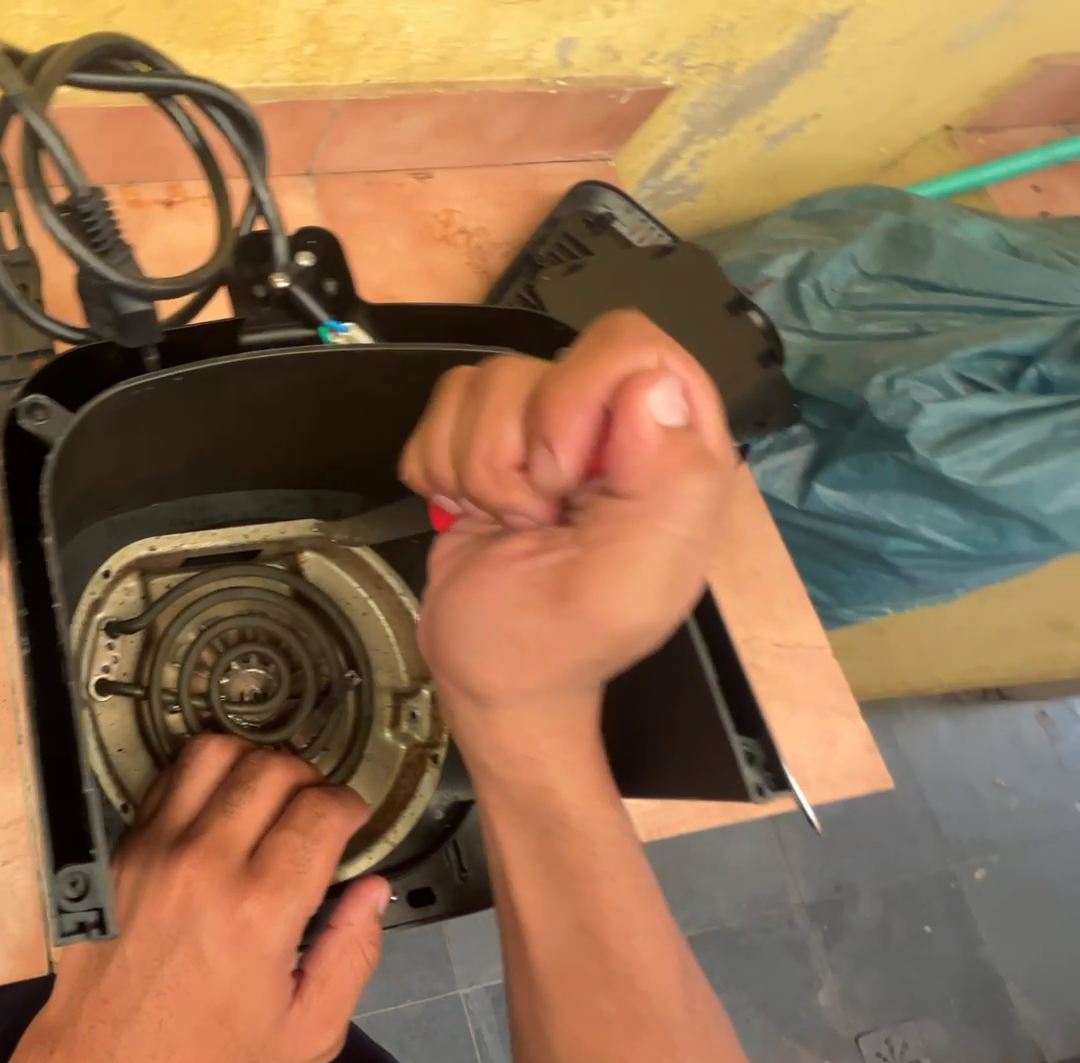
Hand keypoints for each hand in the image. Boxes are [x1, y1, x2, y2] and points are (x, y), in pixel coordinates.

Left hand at [5, 736, 392, 1062]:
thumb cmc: (200, 1057)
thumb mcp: (302, 1031)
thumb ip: (352, 954)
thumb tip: (373, 892)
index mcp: (258, 912)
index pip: (319, 813)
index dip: (349, 804)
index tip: (352, 815)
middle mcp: (205, 864)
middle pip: (271, 770)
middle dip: (309, 778)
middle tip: (316, 804)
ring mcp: (158, 846)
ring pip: (215, 752)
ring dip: (254, 760)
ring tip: (269, 790)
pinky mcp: (128, 845)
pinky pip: (170, 776)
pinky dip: (204, 772)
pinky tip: (220, 799)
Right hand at [397, 311, 738, 751]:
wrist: (485, 673)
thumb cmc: (552, 644)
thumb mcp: (622, 588)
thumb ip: (662, 489)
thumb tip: (649, 384)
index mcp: (668, 452)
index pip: (626, 349)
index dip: (574, 403)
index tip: (559, 482)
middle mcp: (602, 426)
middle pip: (531, 367)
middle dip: (506, 452)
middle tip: (527, 516)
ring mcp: (531, 431)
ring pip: (475, 387)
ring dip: (467, 469)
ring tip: (497, 521)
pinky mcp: (474, 444)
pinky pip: (435, 410)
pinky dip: (433, 467)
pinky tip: (462, 510)